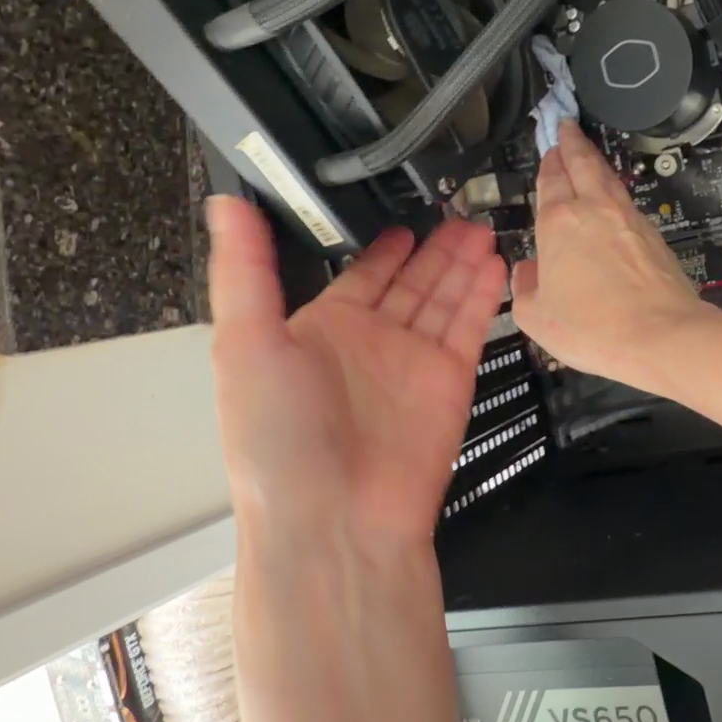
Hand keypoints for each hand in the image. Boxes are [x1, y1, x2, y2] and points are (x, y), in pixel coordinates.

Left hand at [205, 196, 506, 550]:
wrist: (337, 516)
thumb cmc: (277, 443)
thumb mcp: (244, 344)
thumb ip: (244, 271)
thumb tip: (226, 206)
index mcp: (321, 333)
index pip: (362, 278)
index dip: (385, 251)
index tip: (405, 225)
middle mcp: (372, 344)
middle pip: (413, 282)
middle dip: (437, 249)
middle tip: (459, 217)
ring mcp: (415, 361)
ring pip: (446, 297)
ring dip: (465, 263)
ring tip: (482, 230)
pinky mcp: (451, 378)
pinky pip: (471, 324)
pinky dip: (485, 294)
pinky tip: (495, 265)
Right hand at [510, 121, 712, 385]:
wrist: (661, 336)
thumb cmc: (595, 328)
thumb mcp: (536, 316)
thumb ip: (524, 288)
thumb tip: (527, 273)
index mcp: (559, 222)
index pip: (551, 178)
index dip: (549, 159)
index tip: (549, 144)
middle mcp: (596, 211)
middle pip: (584, 165)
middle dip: (574, 144)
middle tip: (568, 128)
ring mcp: (630, 221)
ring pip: (610, 180)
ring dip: (597, 163)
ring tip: (589, 155)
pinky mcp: (654, 237)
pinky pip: (629, 204)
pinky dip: (617, 194)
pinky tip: (615, 203)